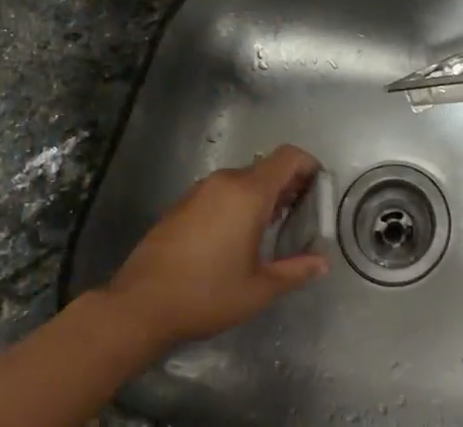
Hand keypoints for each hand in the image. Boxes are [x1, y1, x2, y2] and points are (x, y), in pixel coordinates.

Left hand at [106, 144, 328, 348]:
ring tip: (271, 230)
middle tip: (300, 217)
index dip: (309, 166)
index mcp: (248, 193)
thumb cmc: (207, 294)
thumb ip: (295, 270)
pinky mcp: (182, 205)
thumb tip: (322, 263)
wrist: (139, 305)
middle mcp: (225, 182)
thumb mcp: (259, 289)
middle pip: (267, 168)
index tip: (318, 191)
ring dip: (263, 196)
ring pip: (243, 181)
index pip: (288, 157)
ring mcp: (200, 191)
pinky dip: (238, 204)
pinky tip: (236, 238)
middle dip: (289, 187)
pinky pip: (221, 192)